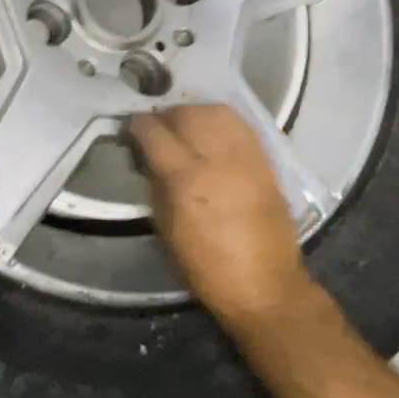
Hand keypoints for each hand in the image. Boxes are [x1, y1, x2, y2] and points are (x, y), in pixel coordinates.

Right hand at [130, 105, 310, 326]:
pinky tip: (213, 133)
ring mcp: (246, 158)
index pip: (155, 133)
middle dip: (167, 116)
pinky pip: (241, 126)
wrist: (264, 285)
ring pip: (217, 112)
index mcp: (185, 181)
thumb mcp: (165, 229)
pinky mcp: (266, 163)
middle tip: (159, 129)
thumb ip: (156, 186)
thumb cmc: (205, 266)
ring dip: (195, 113)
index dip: (138, 125)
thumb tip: (149, 159)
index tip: (131, 128)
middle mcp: (217, 160)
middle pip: (188, 114)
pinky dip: (222, 122)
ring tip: (186, 127)